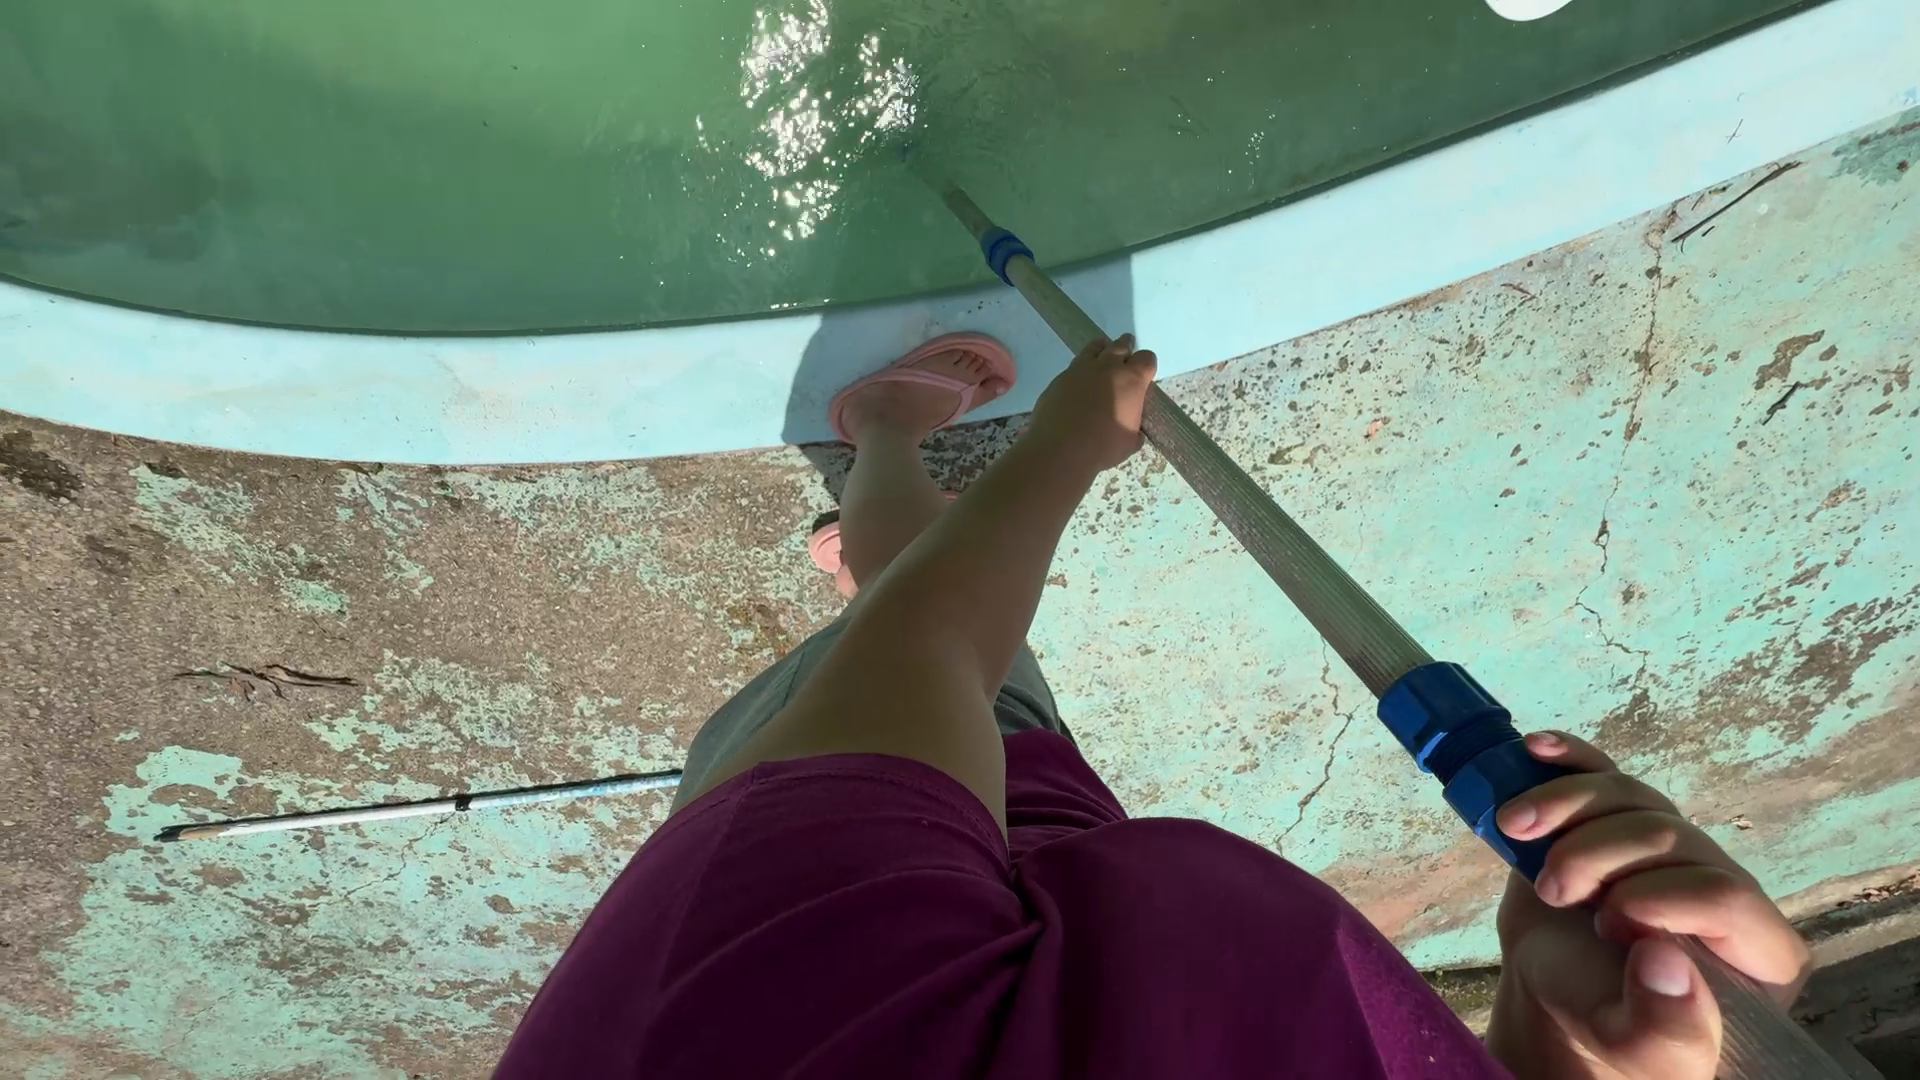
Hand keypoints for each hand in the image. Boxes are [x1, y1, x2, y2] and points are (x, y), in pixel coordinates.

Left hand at [1028, 334, 1157, 472]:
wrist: (1059, 449)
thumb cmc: (1101, 448)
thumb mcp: (1129, 442)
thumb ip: (1134, 429)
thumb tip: (1134, 430)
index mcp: (1131, 380)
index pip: (1146, 359)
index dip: (1146, 365)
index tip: (1144, 374)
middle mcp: (1107, 368)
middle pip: (1120, 345)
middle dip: (1126, 348)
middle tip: (1126, 355)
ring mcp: (1080, 370)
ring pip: (1094, 348)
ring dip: (1102, 349)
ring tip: (1102, 354)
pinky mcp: (1058, 379)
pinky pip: (1073, 367)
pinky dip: (1080, 370)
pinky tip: (1078, 383)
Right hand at [1483, 731, 1810, 1079]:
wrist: (1557, 983)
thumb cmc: (1605, 1020)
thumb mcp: (1636, 1046)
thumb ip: (1666, 1027)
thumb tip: (1665, 959)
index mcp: (1754, 946)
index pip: (1723, 895)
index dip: (1654, 899)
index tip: (1603, 925)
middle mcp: (1718, 882)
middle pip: (1662, 834)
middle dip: (1589, 854)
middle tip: (1552, 892)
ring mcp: (1662, 842)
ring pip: (1626, 792)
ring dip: (1558, 803)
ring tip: (1514, 829)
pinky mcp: (1607, 815)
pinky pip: (1599, 767)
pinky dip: (1565, 752)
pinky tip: (1533, 747)